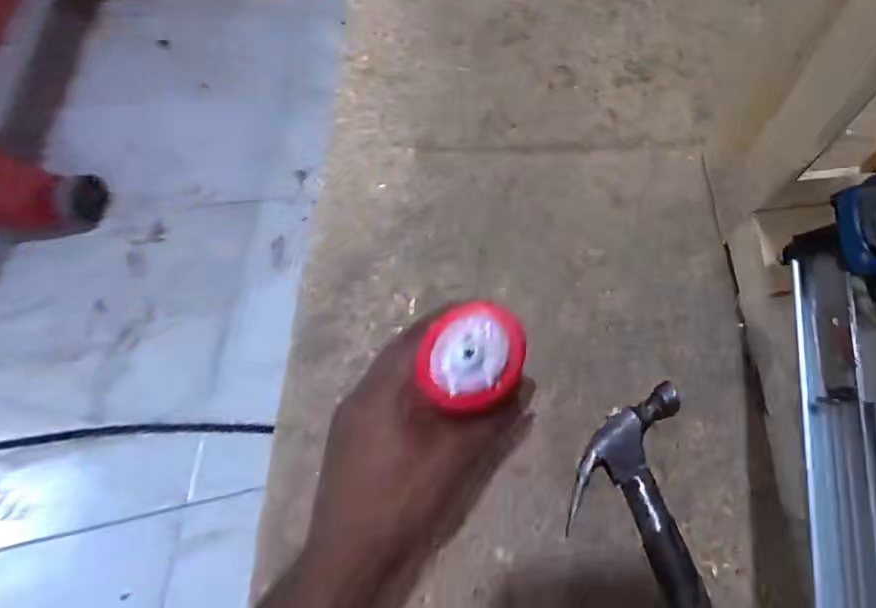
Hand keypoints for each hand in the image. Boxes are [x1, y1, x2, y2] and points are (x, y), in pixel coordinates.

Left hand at [262, 306, 534, 607]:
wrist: (349, 560)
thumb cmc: (403, 496)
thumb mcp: (460, 452)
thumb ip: (496, 413)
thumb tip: (526, 384)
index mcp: (380, 391)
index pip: (418, 335)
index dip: (454, 318)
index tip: (486, 314)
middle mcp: (360, 396)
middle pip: (406, 349)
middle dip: (446, 338)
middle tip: (483, 336)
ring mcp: (351, 419)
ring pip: (398, 372)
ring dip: (432, 362)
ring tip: (469, 364)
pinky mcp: (352, 438)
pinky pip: (390, 393)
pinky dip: (420, 384)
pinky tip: (443, 401)